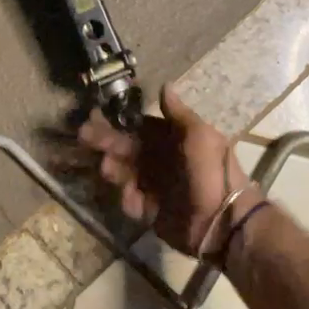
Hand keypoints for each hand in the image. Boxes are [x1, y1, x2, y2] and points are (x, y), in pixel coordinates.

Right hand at [77, 84, 254, 256]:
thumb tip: (164, 86)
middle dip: (106, 143)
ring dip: (114, 169)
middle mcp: (161, 161)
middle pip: (127, 149)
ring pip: (125, 174)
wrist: (223, 222)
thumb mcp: (200, 136)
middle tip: (84, 137)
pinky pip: (131, 202)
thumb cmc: (211, 172)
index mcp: (172, 141)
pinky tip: (131, 198)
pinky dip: (128, 199)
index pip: (139, 128)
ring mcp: (155, 187)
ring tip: (108, 169)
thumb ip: (178, 114)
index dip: (117, 123)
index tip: (94, 116)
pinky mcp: (151, 212)